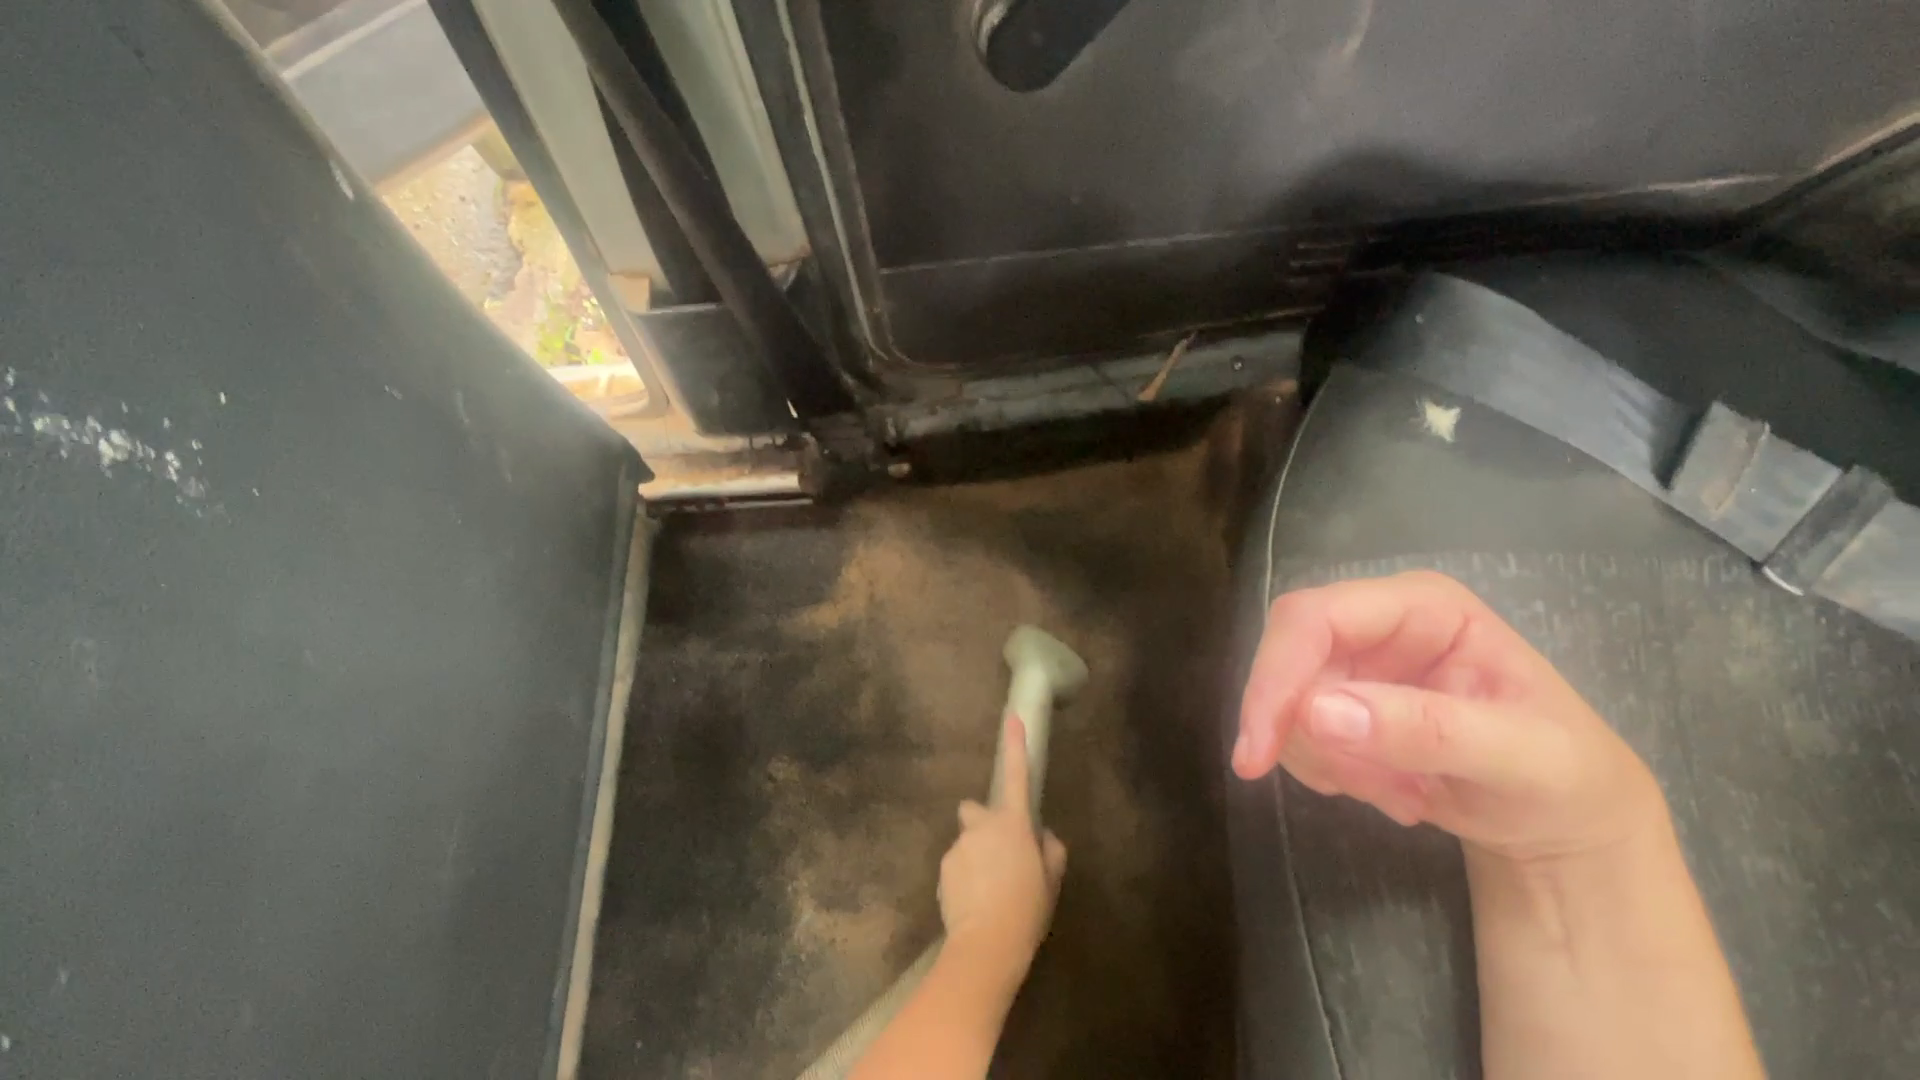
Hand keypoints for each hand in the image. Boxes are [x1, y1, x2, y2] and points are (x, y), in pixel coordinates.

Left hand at [938, 714, 1067, 979]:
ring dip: (976, 856)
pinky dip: (965, 877)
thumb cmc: (1027, 908)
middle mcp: (981, 826)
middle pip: (976, 810)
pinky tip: (975, 903)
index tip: (1013, 718)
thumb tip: (1041, 836)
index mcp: (1012, 823)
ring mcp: (958, 846)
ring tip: (989, 891)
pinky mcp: (943, 868)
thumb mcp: (1052, 879)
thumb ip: (1050, 849)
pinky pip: (957, 865)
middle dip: (984, 824)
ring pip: (967, 842)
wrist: (986, 944)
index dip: (1015, 745)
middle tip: (999, 854)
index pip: (1015, 775)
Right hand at [1231, 571, 1665, 865]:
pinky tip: (1389, 792)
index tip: (1257, 752)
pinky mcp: (1343, 700)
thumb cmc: (1567, 779)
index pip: (1313, 618)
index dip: (1275, 677)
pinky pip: (1295, 733)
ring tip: (1401, 796)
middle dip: (1309, 734)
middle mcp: (1377, 623)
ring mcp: (1357, 662)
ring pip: (1286, 703)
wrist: (1566, 822)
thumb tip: (1315, 712)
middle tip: (1366, 791)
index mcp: (1422, 606)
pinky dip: (1330, 773)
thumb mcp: (1521, 760)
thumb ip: (1427, 730)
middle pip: (1288, 660)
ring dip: (1328, 762)